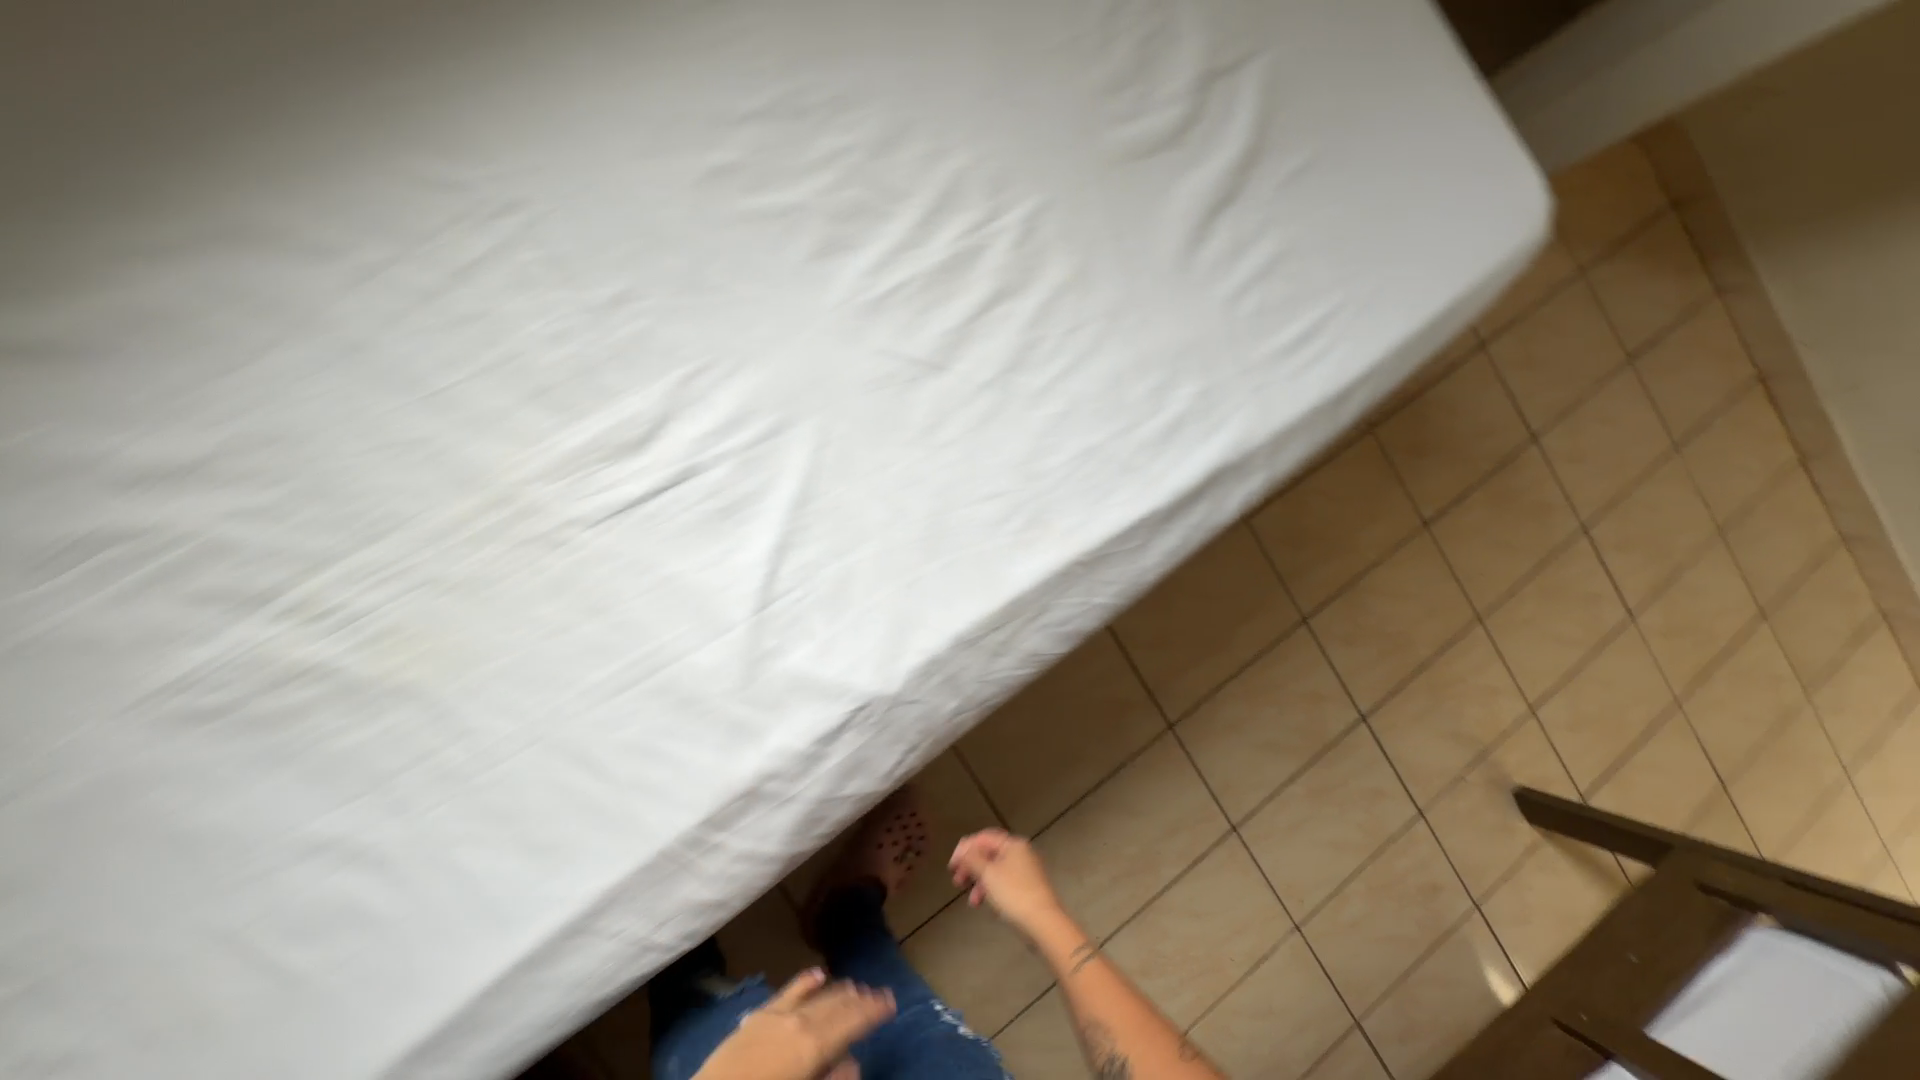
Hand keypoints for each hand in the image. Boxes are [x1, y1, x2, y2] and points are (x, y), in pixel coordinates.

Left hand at [691, 968, 893, 1079]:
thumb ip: (833, 1076)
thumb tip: (853, 1060)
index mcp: (814, 1046)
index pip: (851, 1022)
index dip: (873, 1011)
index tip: (890, 1001)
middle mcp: (799, 1023)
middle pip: (835, 1006)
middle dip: (859, 1000)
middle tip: (879, 993)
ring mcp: (776, 1017)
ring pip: (816, 997)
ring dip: (837, 991)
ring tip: (856, 986)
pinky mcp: (756, 1019)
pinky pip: (786, 994)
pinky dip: (804, 983)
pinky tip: (817, 974)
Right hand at [949, 828, 1067, 936]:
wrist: (1043, 922)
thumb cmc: (1013, 894)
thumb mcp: (988, 874)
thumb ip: (972, 859)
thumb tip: (963, 849)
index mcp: (1013, 844)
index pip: (984, 838)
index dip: (965, 848)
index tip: (951, 865)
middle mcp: (1021, 853)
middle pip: (989, 854)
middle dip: (971, 867)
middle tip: (957, 880)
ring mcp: (1025, 871)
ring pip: (995, 871)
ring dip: (979, 883)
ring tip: (971, 901)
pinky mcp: (1027, 888)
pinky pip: (1003, 883)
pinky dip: (991, 891)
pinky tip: (985, 905)